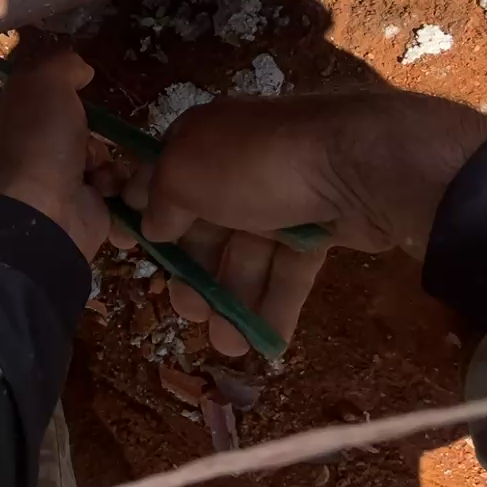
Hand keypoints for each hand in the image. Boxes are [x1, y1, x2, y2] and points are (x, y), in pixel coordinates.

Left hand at [0, 46, 109, 260]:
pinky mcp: (78, 210)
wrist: (46, 214)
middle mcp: (18, 155)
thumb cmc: (36, 140)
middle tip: (89, 134)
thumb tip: (81, 70)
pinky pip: (108, 188)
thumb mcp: (44, 83)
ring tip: (97, 169)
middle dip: (87, 131)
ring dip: (104, 161)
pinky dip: (114, 187)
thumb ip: (62, 66)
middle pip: (68, 129)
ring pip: (93, 158)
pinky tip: (106, 188)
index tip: (76, 90)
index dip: (52, 93)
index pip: (26, 99)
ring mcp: (47, 186)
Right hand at [118, 91, 486, 352]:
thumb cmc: (251, 165)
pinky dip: (274, 302)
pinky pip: (286, 267)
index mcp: (198, 141)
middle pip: (201, 227)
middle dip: (192, 274)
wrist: (357, 166)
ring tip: (228, 345)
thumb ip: (158, 201)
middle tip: (187, 312)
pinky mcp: (318, 225)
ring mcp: (278, 196)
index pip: (159, 179)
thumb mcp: (182, 175)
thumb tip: (152, 227)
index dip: (144, 216)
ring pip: (245, 254)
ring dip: (231, 300)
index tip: (129, 251)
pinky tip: (266, 342)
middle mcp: (235, 165)